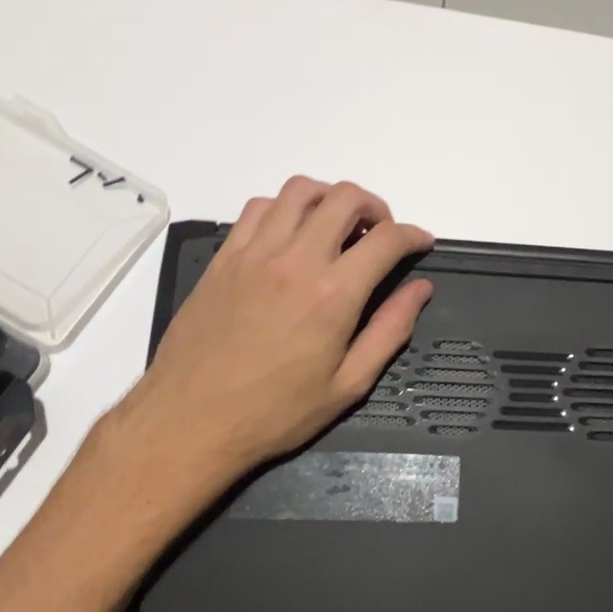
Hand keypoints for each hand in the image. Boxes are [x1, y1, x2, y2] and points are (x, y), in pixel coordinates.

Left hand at [103, 176, 433, 486]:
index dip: (413, 235)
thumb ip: (389, 331)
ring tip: (338, 226)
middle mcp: (296, 260)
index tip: (421, 243)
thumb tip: (419, 291)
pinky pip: (259, 207)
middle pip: (345, 198)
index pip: (386, 239)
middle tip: (381, 234)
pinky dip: (285, 207)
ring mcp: (255, 253)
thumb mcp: (348, 385)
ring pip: (300, 191)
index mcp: (334, 294)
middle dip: (376, 208)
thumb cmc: (275, 413)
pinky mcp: (224, 258)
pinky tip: (291, 234)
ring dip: (330, 198)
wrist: (192, 420)